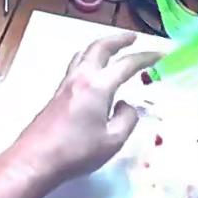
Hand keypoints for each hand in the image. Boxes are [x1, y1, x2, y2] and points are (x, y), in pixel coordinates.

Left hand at [5, 32, 161, 187]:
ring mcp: (65, 85)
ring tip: (113, 49)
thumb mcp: (113, 140)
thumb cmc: (76, 152)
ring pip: (83, 54)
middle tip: (133, 38)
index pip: (126, 64)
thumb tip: (126, 105)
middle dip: (118, 39)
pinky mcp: (56, 95)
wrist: (36, 159)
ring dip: (100, 47)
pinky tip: (95, 73)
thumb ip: (126, 119)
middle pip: (99, 47)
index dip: (146, 57)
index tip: (161, 54)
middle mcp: (80, 78)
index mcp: (97, 86)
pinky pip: (76, 67)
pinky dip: (89, 60)